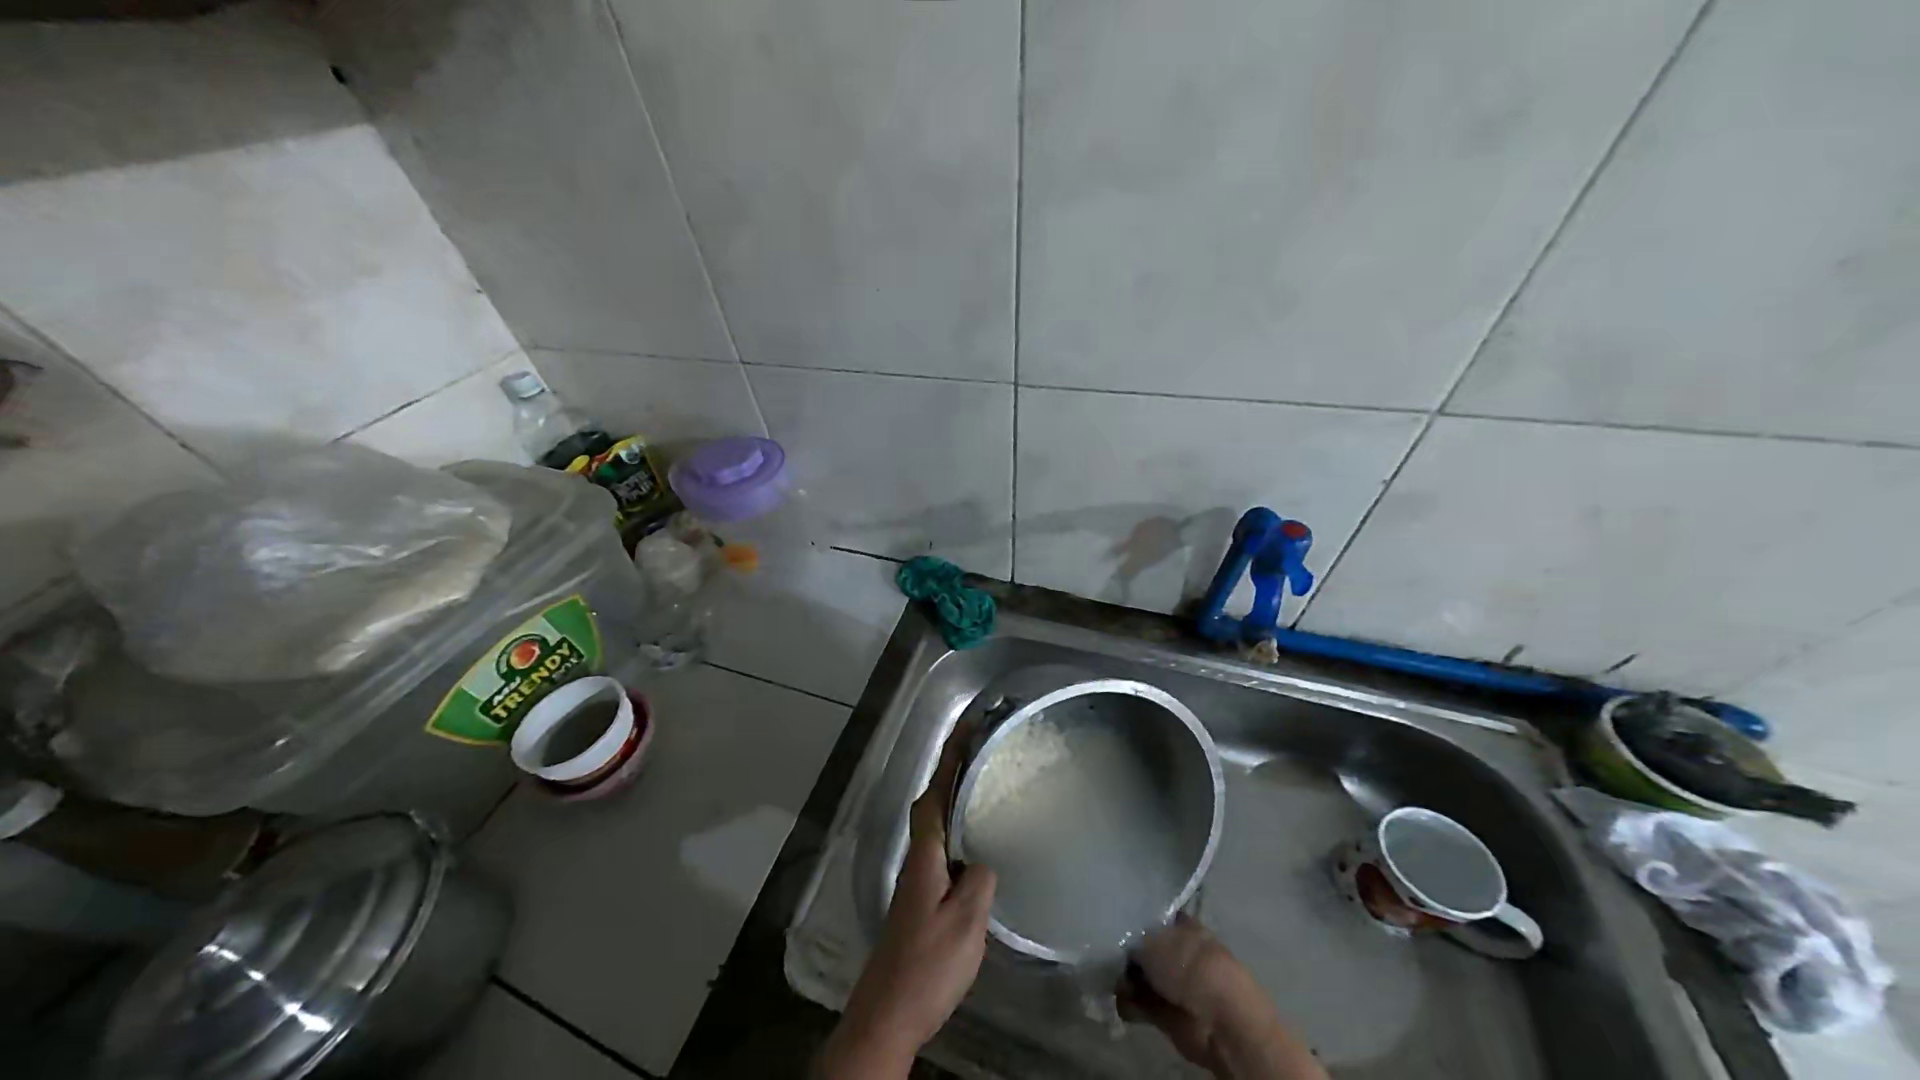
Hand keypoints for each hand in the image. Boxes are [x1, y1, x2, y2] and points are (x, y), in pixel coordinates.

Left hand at [817, 728, 996, 1078]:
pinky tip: (979, 845)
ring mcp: (916, 881)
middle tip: (983, 747)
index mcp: (925, 857)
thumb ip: (979, 882)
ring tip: (986, 782)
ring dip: (957, 798)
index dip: (949, 758)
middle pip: (934, 803)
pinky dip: (959, 833)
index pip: (936, 794)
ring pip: (938, 826)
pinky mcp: (921, 900)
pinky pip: (943, 851)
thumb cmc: (927, 965)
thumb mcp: (965, 923)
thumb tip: (982, 860)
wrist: (888, 1013)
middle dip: (954, 770)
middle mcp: (917, 860)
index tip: (966, 727)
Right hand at [1118, 916, 1328, 1079]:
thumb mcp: (1156, 941)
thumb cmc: (1192, 968)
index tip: (1112, 916)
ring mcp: (1173, 985)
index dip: (1135, 917)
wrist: (1220, 1021)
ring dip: (1122, 978)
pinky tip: (1117, 997)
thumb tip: (1121, 948)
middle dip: (1124, 952)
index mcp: (1184, 927)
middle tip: (1104, 951)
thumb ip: (1132, 942)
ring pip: (1139, 976)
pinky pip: (1138, 1003)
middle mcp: (1178, 954)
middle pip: (1143, 949)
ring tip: (1109, 976)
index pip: (1155, 916)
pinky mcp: (1166, 1014)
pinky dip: (1127, 1003)